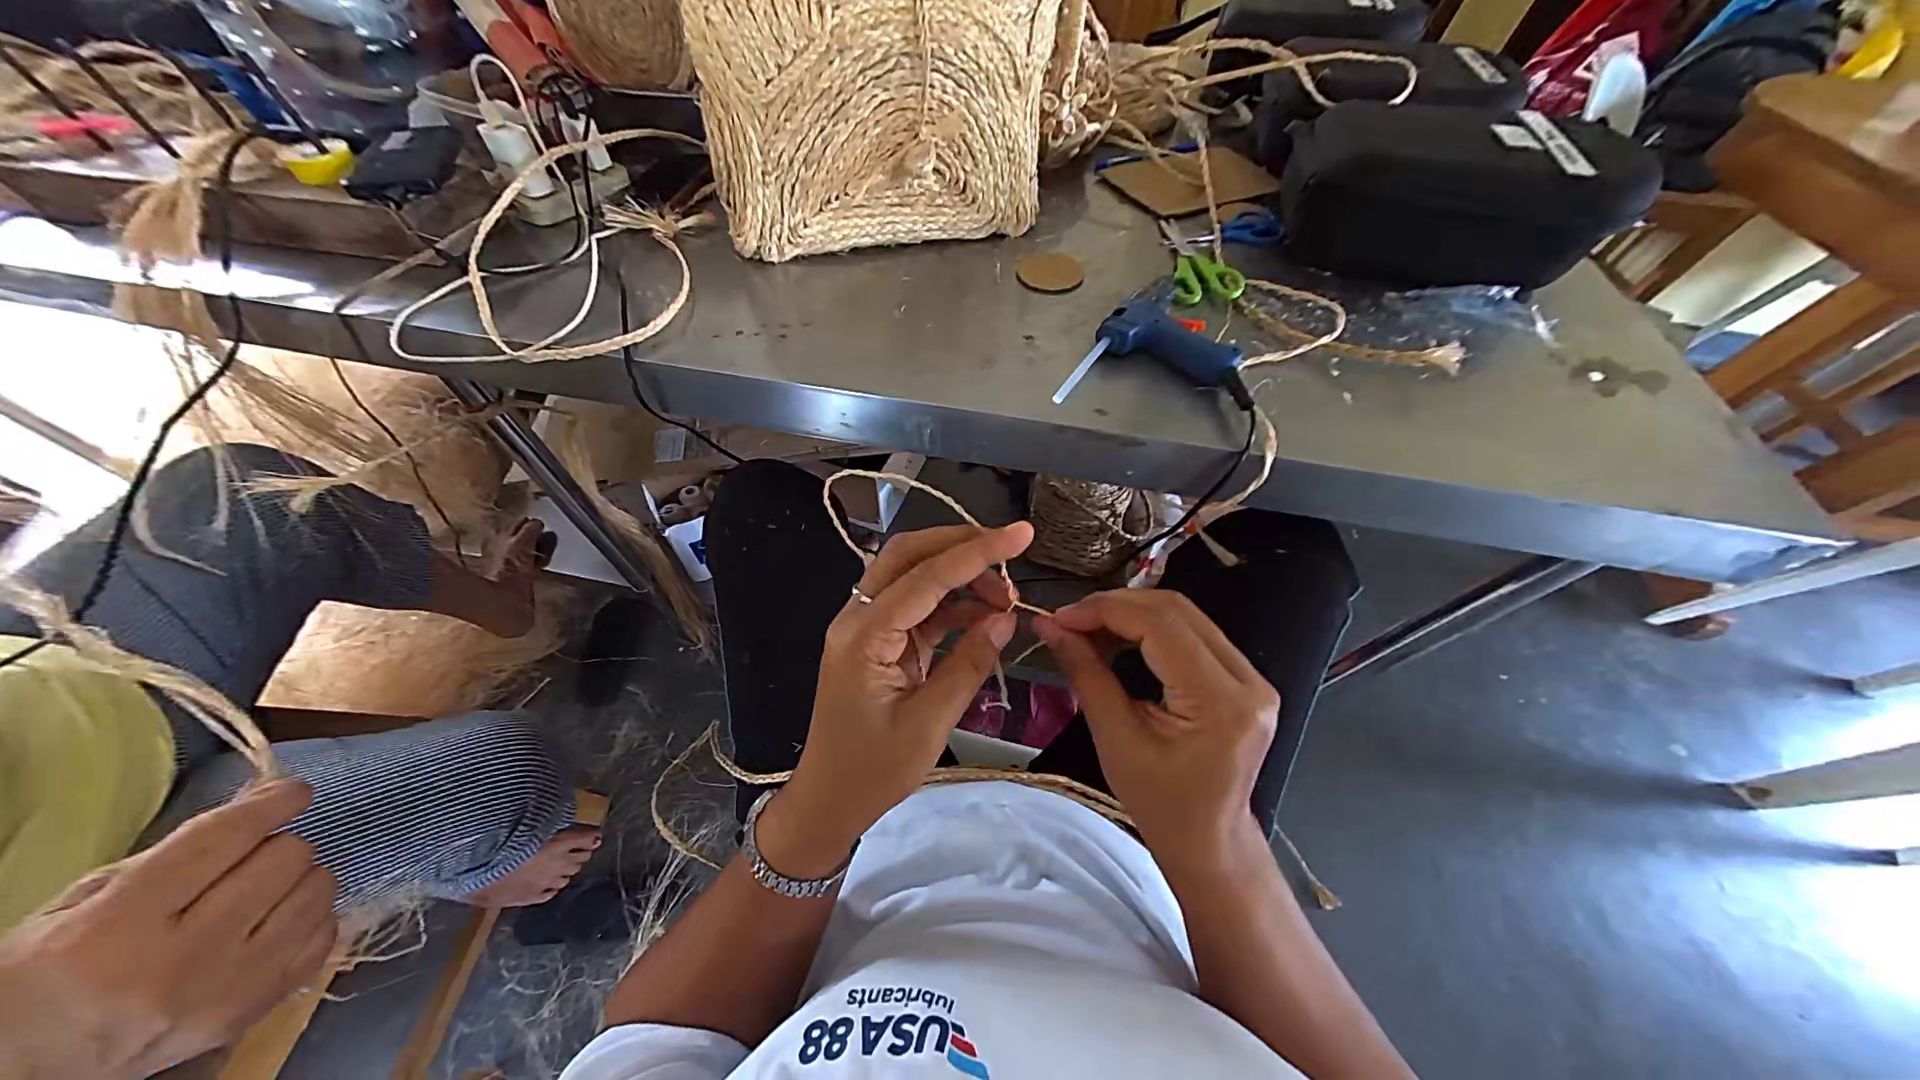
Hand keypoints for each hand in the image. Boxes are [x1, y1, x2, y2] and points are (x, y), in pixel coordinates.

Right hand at [0, 779, 339, 1079]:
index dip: (271, 804)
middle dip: (274, 846)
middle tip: (247, 862)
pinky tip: (275, 925)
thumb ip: (170, 856)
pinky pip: (326, 933)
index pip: (222, 840)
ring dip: (297, 880)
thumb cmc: (42, 983)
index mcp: (111, 931)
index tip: (295, 790)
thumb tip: (258, 806)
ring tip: (260, 895)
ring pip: (317, 889)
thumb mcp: (73, 911)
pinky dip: (310, 918)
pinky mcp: (257, 1009)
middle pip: (285, 857)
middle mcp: (178, 960)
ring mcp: (227, 989)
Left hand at [758, 523, 1032, 876]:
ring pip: (913, 576)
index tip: (1021, 534)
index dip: (977, 552)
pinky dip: (952, 604)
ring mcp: (866, 627)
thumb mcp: (930, 723)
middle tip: (1011, 550)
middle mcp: (858, 618)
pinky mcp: (879, 642)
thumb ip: (970, 664)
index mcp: (864, 635)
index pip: (926, 576)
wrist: (828, 800)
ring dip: (960, 575)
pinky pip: (917, 607)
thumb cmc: (873, 771)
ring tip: (1006, 596)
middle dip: (962, 544)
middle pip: (909, 555)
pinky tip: (985, 615)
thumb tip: (1006, 617)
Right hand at [1035, 590, 1278, 854]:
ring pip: (1185, 616)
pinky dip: (1150, 628)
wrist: (1208, 839)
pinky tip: (1118, 638)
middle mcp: (1249, 681)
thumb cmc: (1159, 803)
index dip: (1105, 610)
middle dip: (1116, 606)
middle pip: (1176, 611)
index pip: (1161, 627)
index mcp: (1221, 703)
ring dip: (1131, 613)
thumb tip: (1050, 626)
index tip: (1061, 616)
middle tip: (1069, 620)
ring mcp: (1253, 677)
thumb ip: (1086, 673)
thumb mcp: (1115, 739)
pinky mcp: (1245, 678)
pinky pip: (1193, 633)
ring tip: (1087, 628)